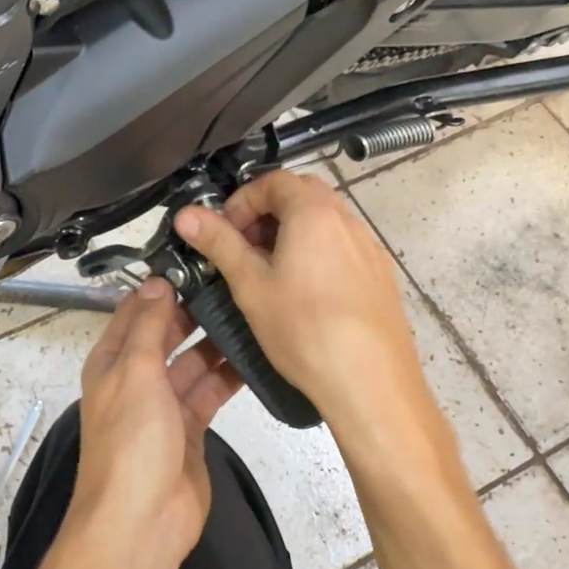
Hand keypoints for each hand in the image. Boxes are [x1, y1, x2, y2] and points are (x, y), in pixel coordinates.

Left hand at [68, 278, 245, 568]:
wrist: (142, 518)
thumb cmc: (131, 438)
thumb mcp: (135, 371)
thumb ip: (147, 326)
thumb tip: (156, 281)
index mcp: (112, 360)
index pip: (135, 311)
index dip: (160, 286)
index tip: (194, 260)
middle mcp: (135, 377)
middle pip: (165, 334)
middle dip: (192, 312)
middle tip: (231, 285)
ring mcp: (163, 405)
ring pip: (191, 362)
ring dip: (214, 342)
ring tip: (249, 314)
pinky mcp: (189, 429)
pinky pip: (208, 392)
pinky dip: (227, 376)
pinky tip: (252, 357)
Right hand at [173, 171, 429, 436]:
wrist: (374, 388)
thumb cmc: (305, 330)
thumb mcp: (250, 285)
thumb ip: (219, 243)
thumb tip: (186, 214)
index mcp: (314, 213)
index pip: (274, 181)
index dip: (242, 200)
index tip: (225, 232)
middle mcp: (348, 221)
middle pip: (302, 194)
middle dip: (267, 211)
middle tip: (245, 246)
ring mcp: (370, 249)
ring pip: (325, 220)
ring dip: (292, 231)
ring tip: (269, 272)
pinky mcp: (382, 278)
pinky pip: (343, 246)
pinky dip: (317, 251)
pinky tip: (304, 293)